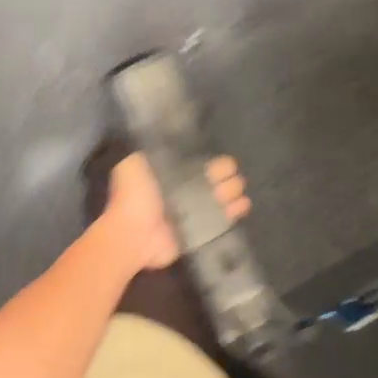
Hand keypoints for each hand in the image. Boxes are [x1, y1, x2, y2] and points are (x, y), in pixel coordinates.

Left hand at [97, 153, 249, 272]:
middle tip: (231, 179)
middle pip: (214, 180)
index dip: (214, 163)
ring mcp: (193, 212)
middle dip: (226, 177)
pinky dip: (234, 212)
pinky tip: (243, 205)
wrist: (134, 233)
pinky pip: (220, 221)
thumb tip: (163, 144)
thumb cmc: (135, 197)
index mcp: (171, 174)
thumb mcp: (134, 166)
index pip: (199, 164)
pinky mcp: (199, 231)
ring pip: (221, 198)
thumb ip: (149, 155)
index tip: (225, 164)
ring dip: (232, 193)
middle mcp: (183, 191)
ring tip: (237, 192)